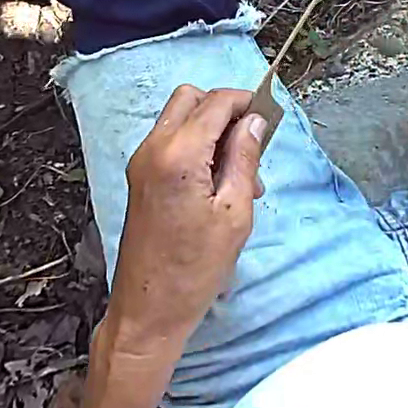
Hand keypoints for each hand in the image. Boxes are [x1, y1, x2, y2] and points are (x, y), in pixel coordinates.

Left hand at [102, 87, 265, 367]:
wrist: (147, 310)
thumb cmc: (195, 268)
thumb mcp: (234, 213)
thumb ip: (244, 158)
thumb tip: (254, 121)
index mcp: (178, 153)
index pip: (215, 102)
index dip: (245, 101)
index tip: (268, 116)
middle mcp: (153, 147)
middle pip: (190, 97)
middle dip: (223, 108)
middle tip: (251, 140)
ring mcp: (141, 160)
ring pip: (179, 116)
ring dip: (210, 127)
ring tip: (240, 172)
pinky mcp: (139, 174)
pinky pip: (170, 139)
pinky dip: (195, 143)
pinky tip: (218, 180)